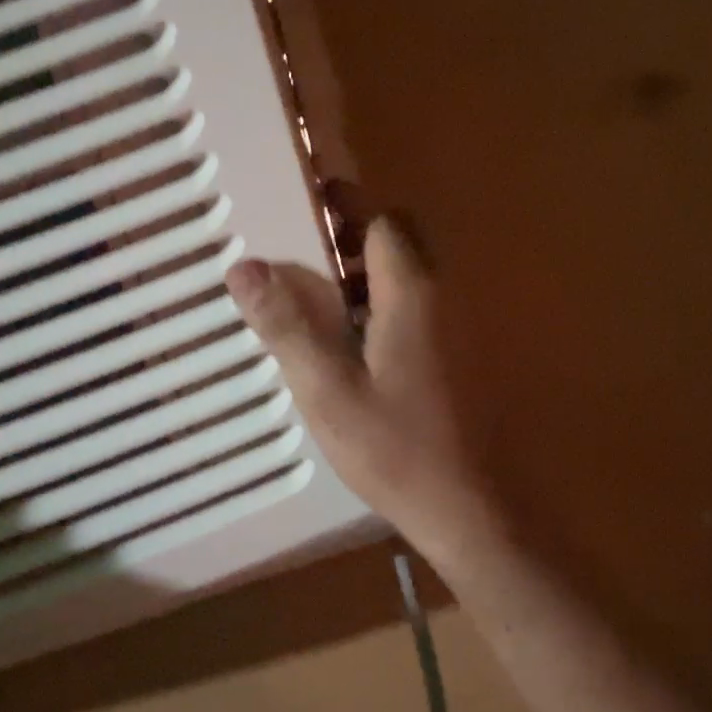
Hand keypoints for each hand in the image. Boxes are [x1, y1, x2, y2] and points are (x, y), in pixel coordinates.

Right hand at [223, 217, 504, 568]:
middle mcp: (445, 299)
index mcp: (413, 294)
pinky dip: (389, 308)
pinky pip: (425, 311)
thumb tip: (243, 265)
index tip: (306, 205)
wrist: (469, 506)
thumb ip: (286, 325)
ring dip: (372, 276)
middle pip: (406, 243)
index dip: (346, 208)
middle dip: (359, 238)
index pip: (384, 222)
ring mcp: (461, 330)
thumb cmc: (395, 449)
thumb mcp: (326, 390)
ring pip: (416, 278)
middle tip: (308, 258)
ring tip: (321, 301)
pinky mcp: (464, 360)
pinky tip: (358, 348)